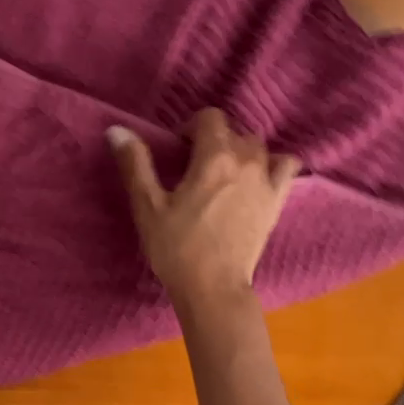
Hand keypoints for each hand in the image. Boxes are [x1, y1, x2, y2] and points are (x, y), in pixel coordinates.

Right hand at [108, 109, 298, 307]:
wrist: (212, 287)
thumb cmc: (175, 249)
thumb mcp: (148, 208)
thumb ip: (136, 166)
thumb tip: (117, 130)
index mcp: (214, 156)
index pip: (209, 118)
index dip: (191, 128)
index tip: (177, 149)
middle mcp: (246, 159)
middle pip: (233, 132)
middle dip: (213, 141)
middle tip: (193, 168)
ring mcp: (266, 178)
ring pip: (257, 147)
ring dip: (239, 152)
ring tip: (222, 175)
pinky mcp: (277, 199)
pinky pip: (286, 165)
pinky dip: (273, 164)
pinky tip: (258, 177)